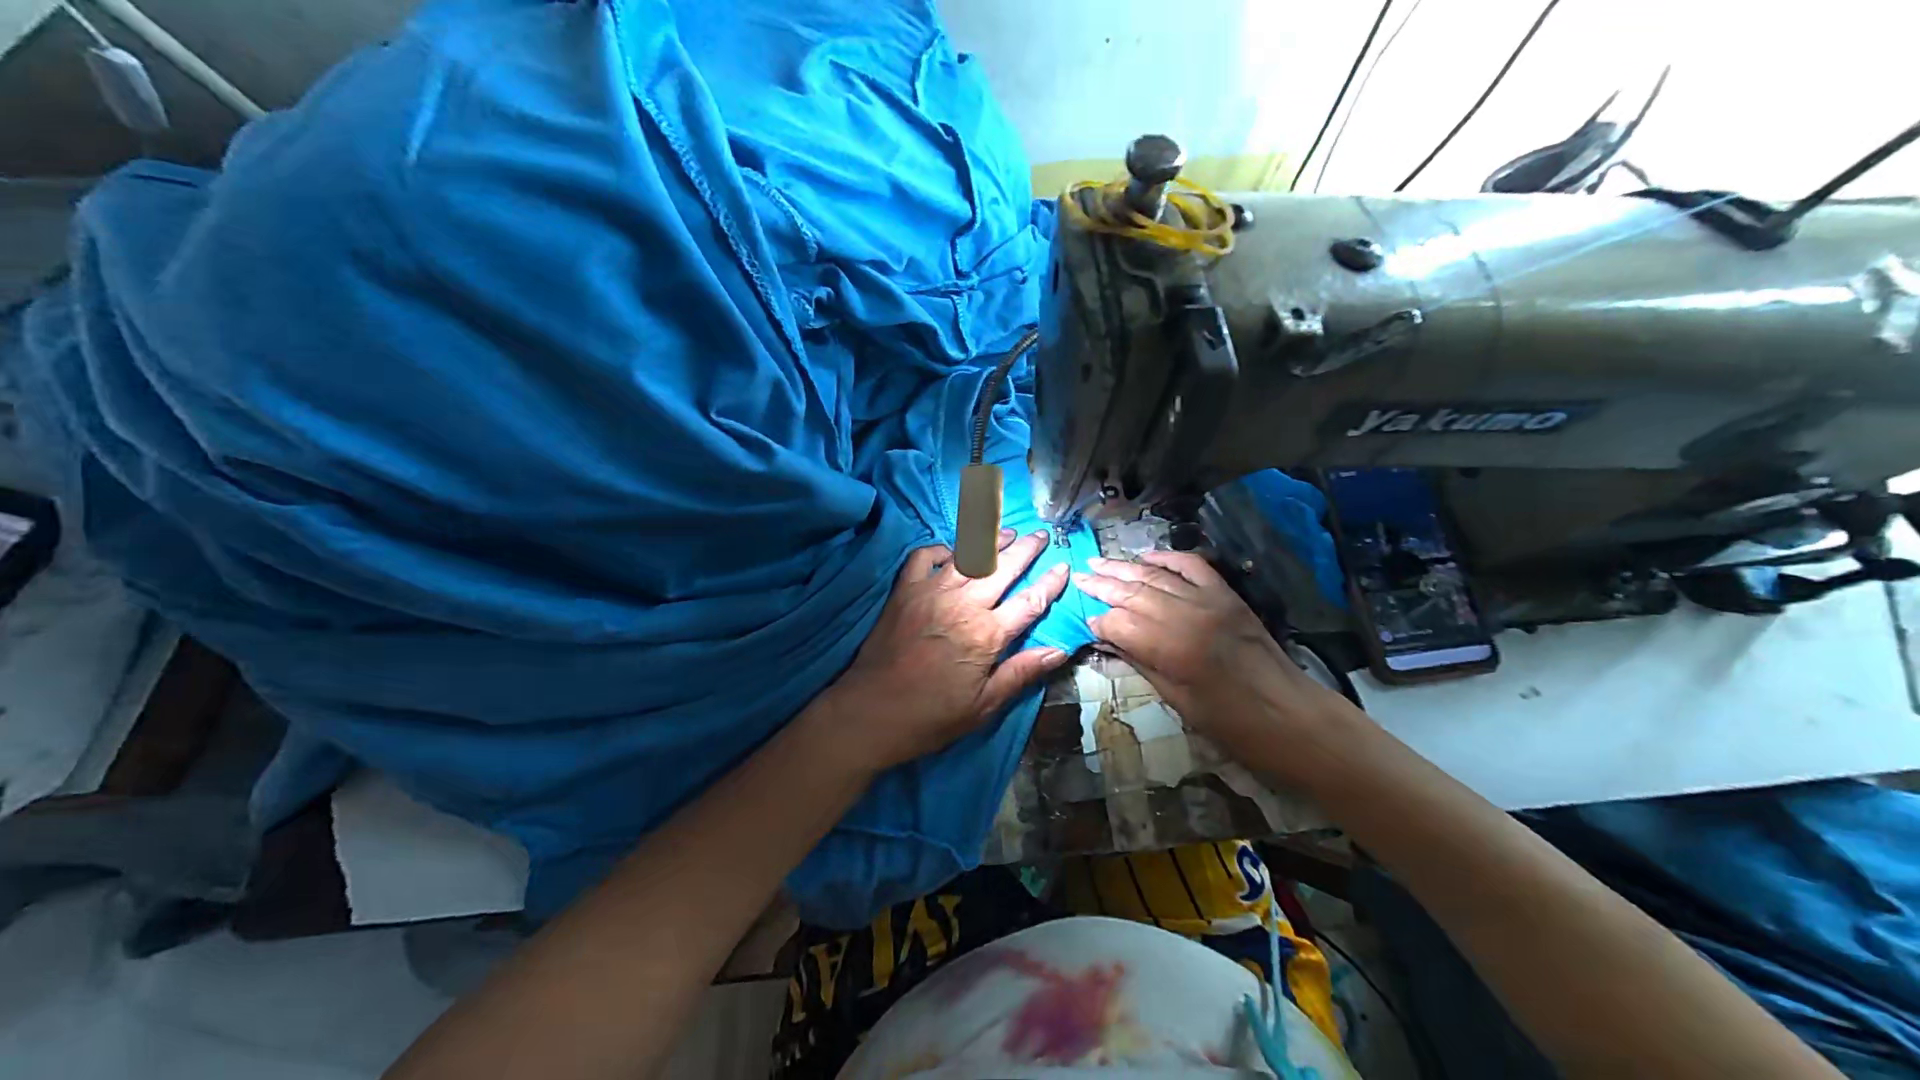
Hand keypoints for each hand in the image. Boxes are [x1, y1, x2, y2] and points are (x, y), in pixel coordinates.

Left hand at [818, 529, 1072, 771]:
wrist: (870, 712)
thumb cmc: (931, 716)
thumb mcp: (983, 705)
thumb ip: (1021, 673)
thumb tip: (1060, 650)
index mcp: (987, 634)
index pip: (1030, 601)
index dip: (1050, 583)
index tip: (1063, 566)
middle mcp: (963, 604)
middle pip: (1003, 568)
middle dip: (1026, 549)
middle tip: (1040, 534)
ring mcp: (931, 592)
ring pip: (969, 557)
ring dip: (991, 542)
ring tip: (1007, 532)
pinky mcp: (904, 591)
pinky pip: (923, 557)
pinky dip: (939, 549)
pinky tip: (951, 551)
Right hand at [1075, 551, 1356, 764]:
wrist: (1288, 714)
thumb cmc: (1229, 722)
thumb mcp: (1175, 698)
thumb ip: (1139, 661)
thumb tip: (1106, 638)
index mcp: (1171, 648)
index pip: (1120, 622)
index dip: (1099, 620)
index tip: (1084, 620)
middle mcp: (1187, 615)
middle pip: (1133, 593)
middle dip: (1103, 585)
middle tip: (1078, 578)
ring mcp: (1209, 600)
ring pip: (1157, 576)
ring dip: (1125, 568)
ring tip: (1098, 563)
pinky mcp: (1227, 594)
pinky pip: (1193, 566)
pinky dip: (1167, 558)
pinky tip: (1146, 557)